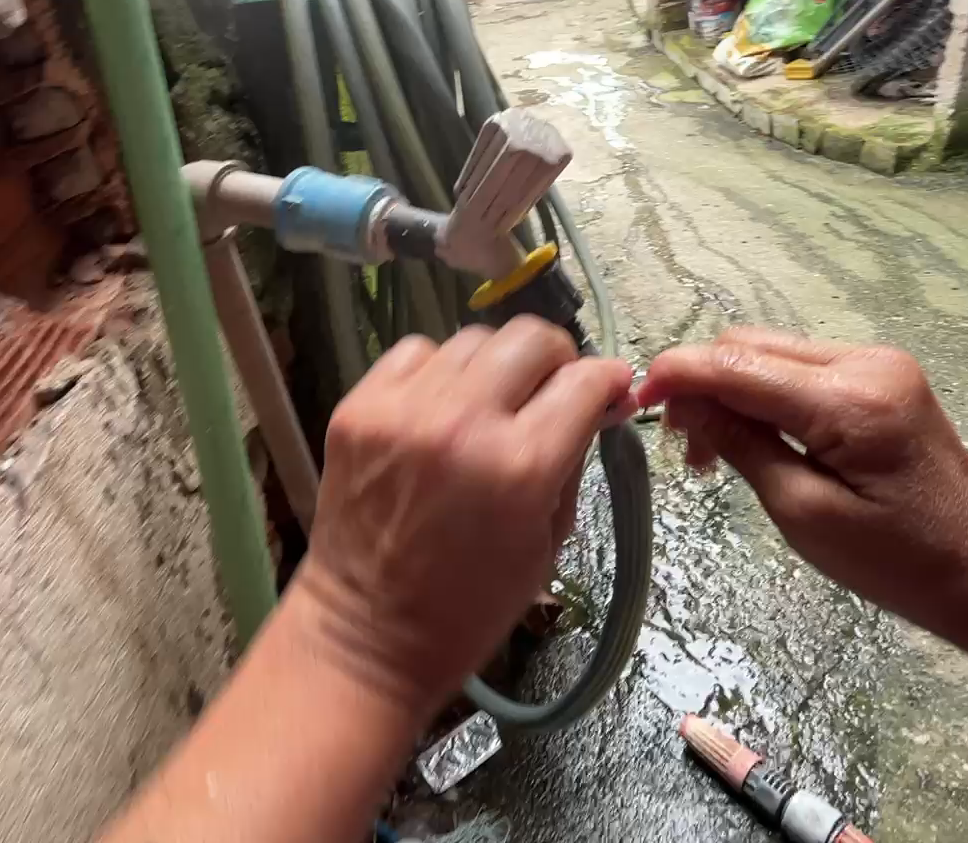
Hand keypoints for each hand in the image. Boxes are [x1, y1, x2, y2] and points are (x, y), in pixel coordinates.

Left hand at [293, 316, 633, 714]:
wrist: (366, 630)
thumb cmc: (470, 605)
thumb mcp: (548, 541)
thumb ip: (574, 459)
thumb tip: (602, 399)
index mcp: (519, 466)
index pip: (583, 381)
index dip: (607, 379)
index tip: (609, 387)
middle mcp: (461, 422)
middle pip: (529, 337)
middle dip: (555, 359)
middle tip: (551, 389)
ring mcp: (402, 408)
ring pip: (472, 338)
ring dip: (495, 366)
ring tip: (489, 403)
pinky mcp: (358, 406)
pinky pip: (415, 353)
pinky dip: (439, 371)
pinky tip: (439, 405)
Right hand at [636, 327, 967, 645]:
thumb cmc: (896, 563)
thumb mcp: (801, 510)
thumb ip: (738, 443)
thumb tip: (680, 402)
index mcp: (851, 400)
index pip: (736, 365)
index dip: (676, 375)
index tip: (636, 401)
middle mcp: (863, 360)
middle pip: (745, 346)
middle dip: (698, 384)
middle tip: (682, 446)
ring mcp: (873, 361)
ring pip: (763, 351)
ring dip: (724, 389)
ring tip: (711, 449)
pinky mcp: (874, 372)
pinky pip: (790, 366)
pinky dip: (755, 392)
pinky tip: (750, 432)